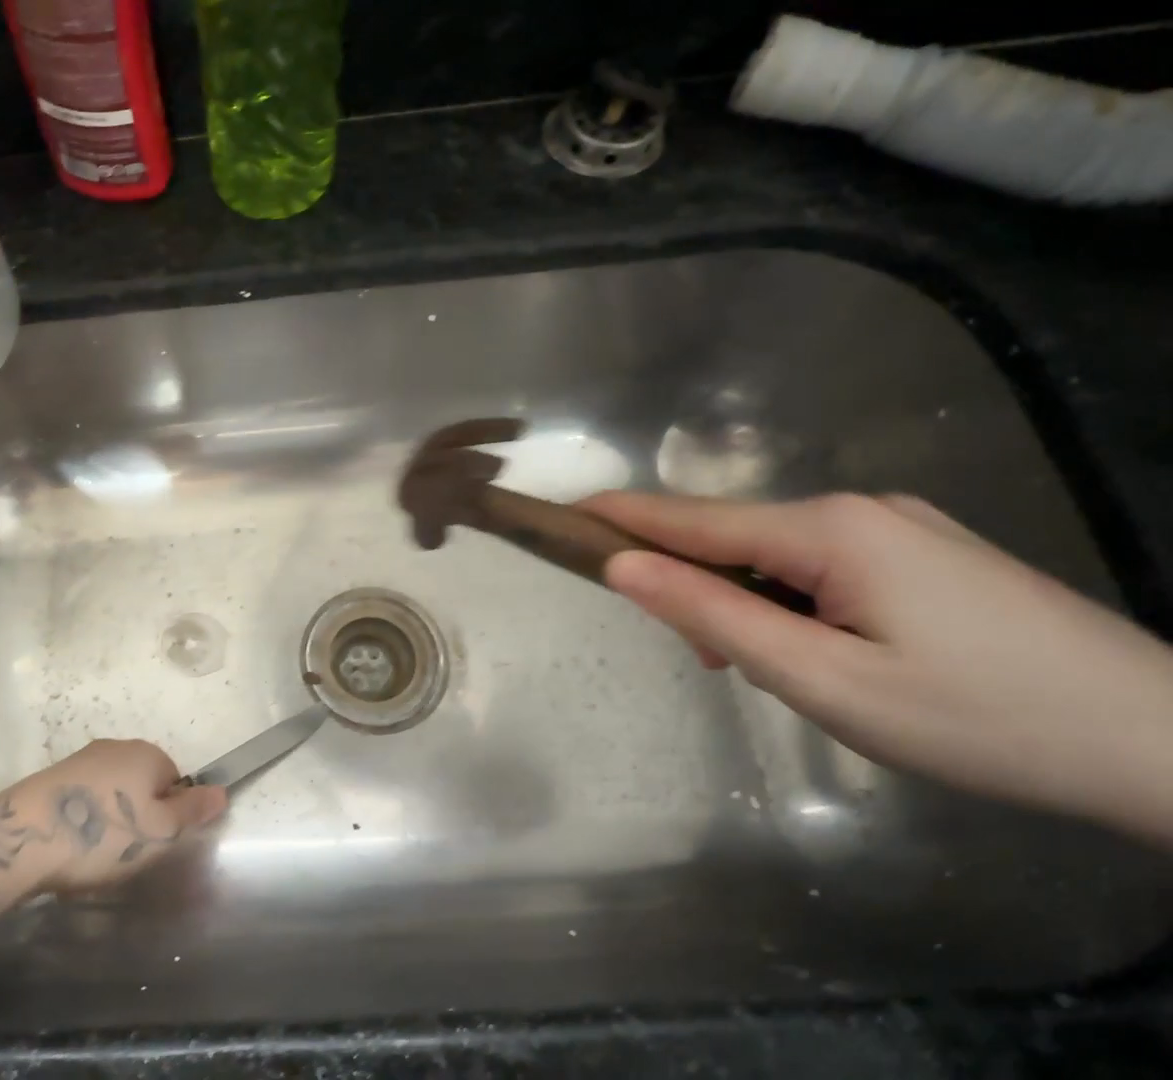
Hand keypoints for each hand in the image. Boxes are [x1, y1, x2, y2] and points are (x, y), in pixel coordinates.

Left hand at [5, 739, 227, 892]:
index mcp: (146, 753)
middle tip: (126, 855)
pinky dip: (82, 825)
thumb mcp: (160, 831)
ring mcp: (78, 761)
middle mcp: (114, 747)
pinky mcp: (50, 781)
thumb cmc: (102, 834)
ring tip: (95, 859)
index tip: (154, 844)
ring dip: (109, 824)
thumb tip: (223, 790)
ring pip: (111, 796)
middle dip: (139, 820)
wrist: (19, 839)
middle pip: (142, 786)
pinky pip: (82, 804)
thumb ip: (193, 811)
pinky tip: (70, 852)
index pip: (176, 781)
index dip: (171, 816)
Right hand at [580, 491, 1172, 841]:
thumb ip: (712, 617)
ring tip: (774, 672)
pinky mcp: (932, 556)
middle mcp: (863, 511)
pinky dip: (793, 604)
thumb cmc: (977, 719)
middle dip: (696, 587)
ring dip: (748, 604)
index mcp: (830, 531)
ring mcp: (904, 529)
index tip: (556, 514)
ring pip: (781, 557)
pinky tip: (822, 653)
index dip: (619, 518)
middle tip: (707, 663)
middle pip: (736, 538)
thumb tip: (621, 567)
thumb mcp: (821, 679)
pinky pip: (826, 567)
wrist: (1164, 746)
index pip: (691, 519)